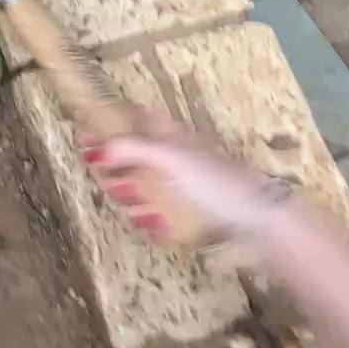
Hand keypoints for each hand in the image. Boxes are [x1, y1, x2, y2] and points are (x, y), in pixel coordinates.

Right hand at [80, 116, 281, 240]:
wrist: (264, 224)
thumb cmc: (217, 182)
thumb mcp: (168, 158)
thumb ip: (129, 149)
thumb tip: (93, 148)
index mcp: (169, 134)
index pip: (130, 120)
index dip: (106, 127)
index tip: (84, 141)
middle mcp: (173, 156)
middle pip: (130, 157)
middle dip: (117, 171)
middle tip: (114, 183)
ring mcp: (182, 186)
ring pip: (141, 188)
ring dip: (133, 200)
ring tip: (138, 209)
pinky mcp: (191, 214)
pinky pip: (158, 215)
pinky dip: (152, 222)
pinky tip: (154, 227)